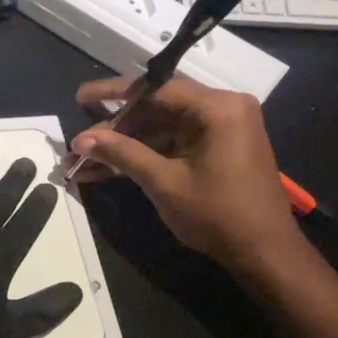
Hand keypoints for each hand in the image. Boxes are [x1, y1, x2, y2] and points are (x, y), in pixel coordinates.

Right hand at [71, 76, 301, 270]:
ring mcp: (217, 132)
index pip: (158, 89)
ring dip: (121, 146)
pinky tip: (103, 171)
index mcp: (218, 108)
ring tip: (81, 163)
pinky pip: (169, 145)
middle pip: (156, 108)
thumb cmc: (218, 213)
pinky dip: (140, 157)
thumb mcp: (164, 182)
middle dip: (114, 128)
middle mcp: (221, 110)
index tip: (81, 98)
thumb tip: (81, 139)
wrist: (261, 249)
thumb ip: (124, 155)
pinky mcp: (212, 152)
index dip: (115, 93)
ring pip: (158, 130)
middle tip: (76, 143)